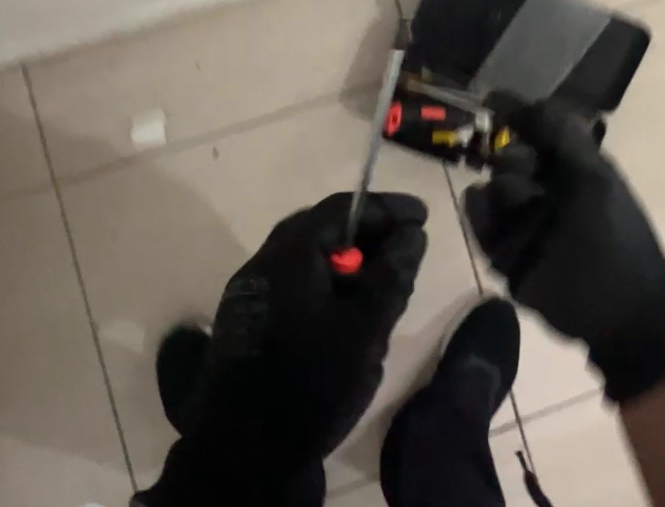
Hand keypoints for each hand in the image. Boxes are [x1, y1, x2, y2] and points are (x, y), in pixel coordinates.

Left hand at [144, 191, 427, 503]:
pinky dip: (326, 283)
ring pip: (307, 257)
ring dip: (346, 260)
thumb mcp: (365, 328)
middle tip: (405, 247)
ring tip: (381, 281)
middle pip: (321, 228)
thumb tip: (411, 233)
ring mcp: (250, 292)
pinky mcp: (247, 321)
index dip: (386, 208)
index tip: (421, 217)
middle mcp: (263, 262)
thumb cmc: (310, 383)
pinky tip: (346, 310)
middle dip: (367, 233)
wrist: (243, 457)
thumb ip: (393, 274)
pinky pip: (294, 283)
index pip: (343, 207)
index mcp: (289, 253)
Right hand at [463, 99, 664, 401]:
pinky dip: (481, 217)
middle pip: (507, 154)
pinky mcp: (504, 251)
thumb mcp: (597, 180)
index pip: (533, 125)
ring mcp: (522, 220)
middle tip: (527, 171)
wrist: (622, 319)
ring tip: (521, 210)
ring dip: (501, 192)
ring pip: (489, 187)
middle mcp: (543, 186)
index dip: (513, 113)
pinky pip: (479, 222)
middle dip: (512, 158)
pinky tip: (492, 220)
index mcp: (571, 165)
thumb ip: (564, 136)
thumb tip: (528, 101)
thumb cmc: (616, 241)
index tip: (492, 104)